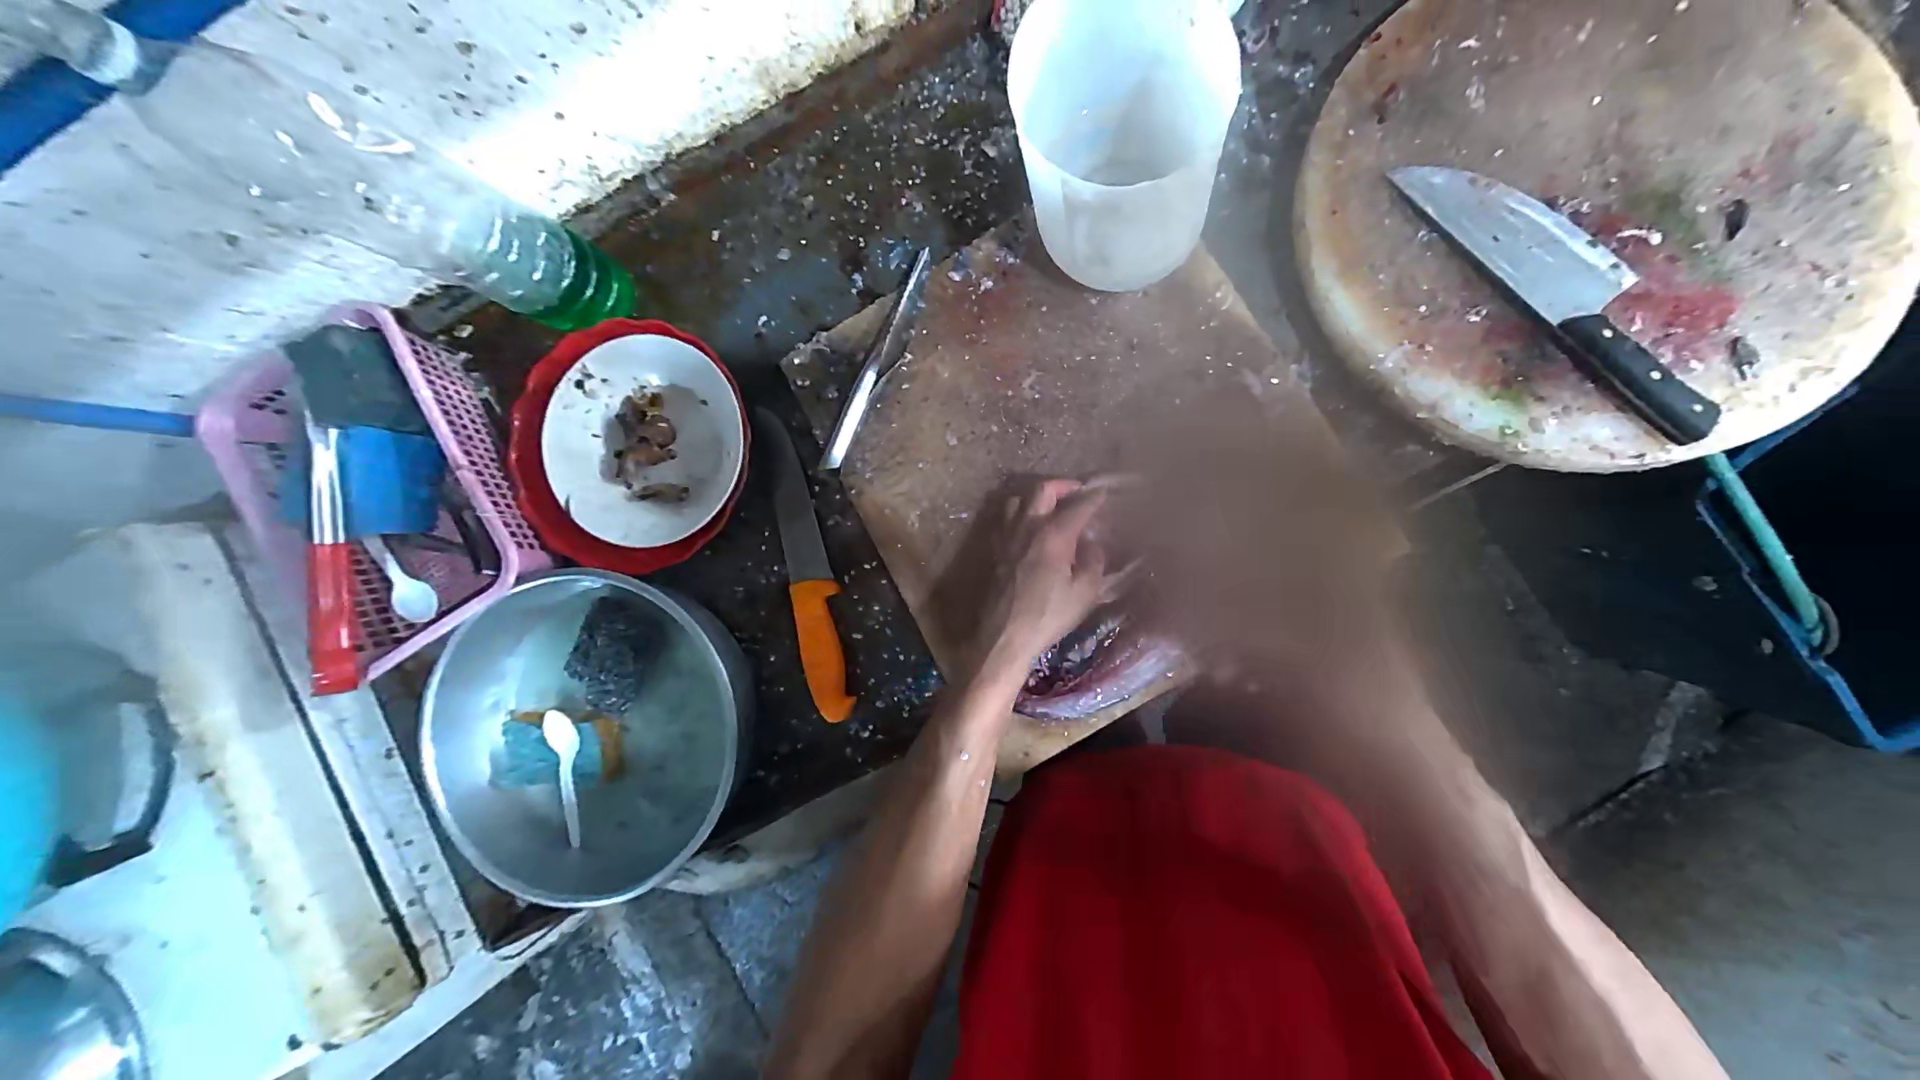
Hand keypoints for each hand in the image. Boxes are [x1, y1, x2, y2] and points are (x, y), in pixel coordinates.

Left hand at [970, 479, 1121, 686]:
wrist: (1006, 635)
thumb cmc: (1049, 615)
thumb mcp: (1085, 592)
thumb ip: (1093, 561)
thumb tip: (1091, 544)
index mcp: (1054, 535)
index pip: (1078, 505)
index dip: (1094, 496)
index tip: (1104, 493)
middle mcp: (1028, 527)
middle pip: (1042, 490)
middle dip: (1063, 485)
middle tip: (1077, 491)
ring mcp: (1007, 536)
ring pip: (1018, 500)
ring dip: (1036, 497)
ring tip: (1049, 507)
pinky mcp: (995, 549)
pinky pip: (1005, 519)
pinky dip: (1019, 514)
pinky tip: (1028, 528)